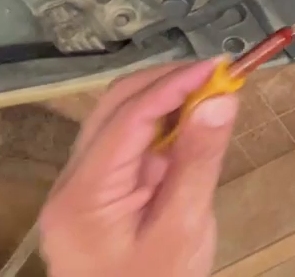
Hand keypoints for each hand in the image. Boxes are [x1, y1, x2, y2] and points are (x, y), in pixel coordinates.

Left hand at [39, 61, 238, 276]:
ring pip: (119, 114)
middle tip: (221, 76)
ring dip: (166, 95)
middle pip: (115, 105)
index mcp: (84, 196)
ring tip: (213, 95)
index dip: (175, 83)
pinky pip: (128, 135)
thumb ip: (199, 160)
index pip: (128, 117)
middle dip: (169, 80)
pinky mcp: (100, 188)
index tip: (222, 66)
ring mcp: (82, 185)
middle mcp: (72, 182)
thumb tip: (222, 97)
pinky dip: (163, 117)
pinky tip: (193, 122)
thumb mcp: (183, 227)